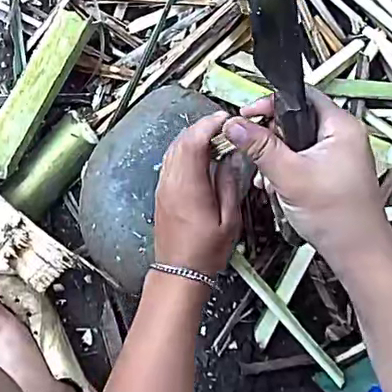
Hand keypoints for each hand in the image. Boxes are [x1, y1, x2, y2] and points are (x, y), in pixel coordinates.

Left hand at [152, 114, 244, 277]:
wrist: (179, 272)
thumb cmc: (204, 252)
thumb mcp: (229, 219)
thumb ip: (228, 184)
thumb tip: (230, 160)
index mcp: (188, 185)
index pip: (193, 141)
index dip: (209, 124)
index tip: (224, 119)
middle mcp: (171, 182)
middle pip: (182, 140)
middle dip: (202, 127)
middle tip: (222, 126)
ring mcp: (164, 186)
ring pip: (174, 149)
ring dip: (192, 138)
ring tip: (213, 138)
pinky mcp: (162, 192)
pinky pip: (171, 161)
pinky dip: (185, 151)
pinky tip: (199, 156)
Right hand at [224, 91, 391, 270]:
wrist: (357, 254)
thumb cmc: (339, 218)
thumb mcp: (289, 176)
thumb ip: (260, 147)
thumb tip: (235, 125)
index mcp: (341, 126)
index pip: (300, 95)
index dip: (269, 103)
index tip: (248, 115)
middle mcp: (342, 135)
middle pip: (294, 118)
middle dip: (270, 136)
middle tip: (257, 151)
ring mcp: (338, 153)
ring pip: (294, 140)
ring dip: (275, 155)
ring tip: (270, 174)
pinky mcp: (332, 169)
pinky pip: (300, 157)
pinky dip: (285, 167)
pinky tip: (278, 184)